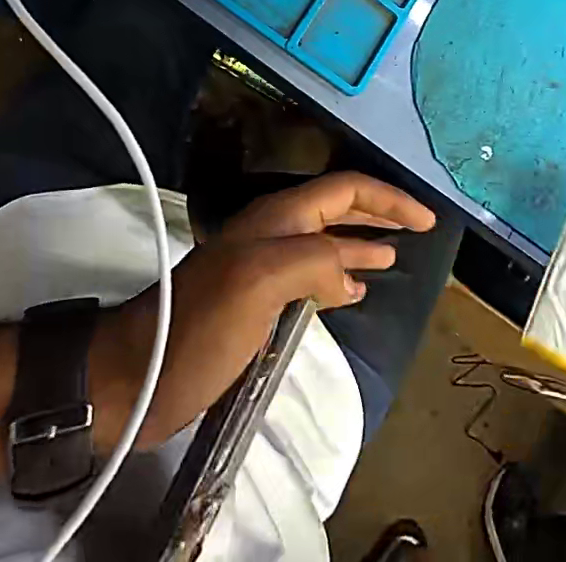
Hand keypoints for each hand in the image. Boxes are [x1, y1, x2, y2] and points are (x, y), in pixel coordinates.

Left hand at [91, 173, 436, 450]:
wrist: (138, 374)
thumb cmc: (200, 326)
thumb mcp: (258, 282)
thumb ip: (312, 261)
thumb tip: (352, 272)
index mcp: (277, 221)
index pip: (343, 191)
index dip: (387, 200)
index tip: (426, 220)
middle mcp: (273, 235)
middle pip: (336, 211)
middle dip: (378, 215)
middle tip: (417, 230)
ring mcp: (264, 268)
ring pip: (325, 244)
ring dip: (360, 245)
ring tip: (392, 257)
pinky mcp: (258, 301)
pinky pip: (311, 278)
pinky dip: (339, 278)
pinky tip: (352, 293)